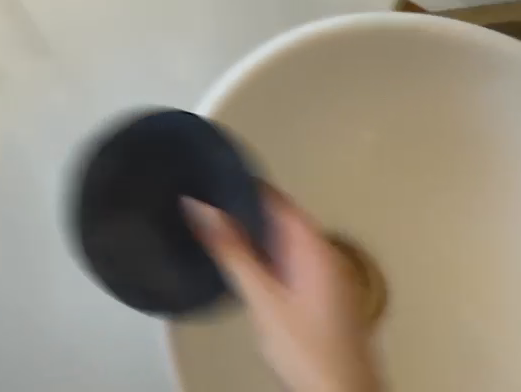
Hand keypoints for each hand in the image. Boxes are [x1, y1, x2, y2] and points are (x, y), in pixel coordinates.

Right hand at [184, 190, 381, 391]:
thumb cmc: (307, 348)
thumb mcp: (261, 296)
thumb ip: (230, 248)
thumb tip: (196, 205)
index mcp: (314, 247)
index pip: (274, 197)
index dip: (241, 182)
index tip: (206, 173)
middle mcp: (324, 253)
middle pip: (276, 215)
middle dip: (239, 204)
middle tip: (198, 194)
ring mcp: (324, 273)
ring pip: (278, 237)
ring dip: (248, 228)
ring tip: (207, 218)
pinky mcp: (318, 292)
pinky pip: (283, 255)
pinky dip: (259, 249)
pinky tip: (234, 254)